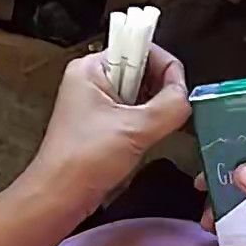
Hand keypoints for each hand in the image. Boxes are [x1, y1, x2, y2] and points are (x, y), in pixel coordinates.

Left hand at [25, 44, 189, 216]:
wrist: (59, 198)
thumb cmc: (82, 161)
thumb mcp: (136, 128)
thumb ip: (170, 106)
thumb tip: (187, 96)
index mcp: (91, 68)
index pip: (140, 48)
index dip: (166, 67)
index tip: (180, 90)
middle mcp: (92, 81)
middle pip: (143, 71)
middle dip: (161, 93)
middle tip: (167, 115)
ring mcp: (96, 105)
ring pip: (141, 96)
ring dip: (153, 113)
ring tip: (151, 132)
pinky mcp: (102, 127)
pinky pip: (134, 117)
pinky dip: (145, 127)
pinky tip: (144, 142)